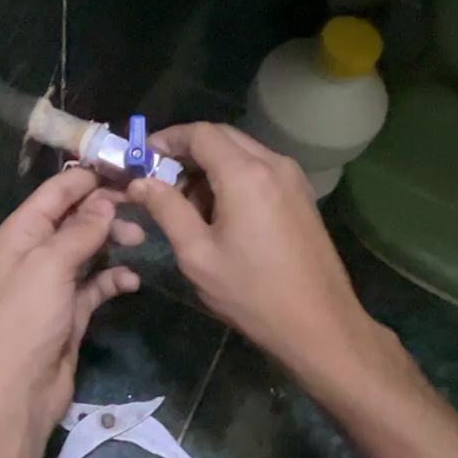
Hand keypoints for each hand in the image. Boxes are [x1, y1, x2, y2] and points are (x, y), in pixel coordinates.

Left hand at [0, 168, 143, 437]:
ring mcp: (54, 283)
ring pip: (89, 248)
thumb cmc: (25, 320)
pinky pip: (97, 284)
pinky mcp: (71, 311)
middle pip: (75, 217)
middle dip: (107, 208)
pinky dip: (114, 278)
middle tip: (143, 205)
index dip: (89, 176)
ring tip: (140, 240)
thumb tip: (105, 202)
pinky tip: (131, 282)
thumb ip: (79, 230)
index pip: (56, 191)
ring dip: (114, 241)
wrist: (17, 393)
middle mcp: (35, 252)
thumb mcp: (50, 266)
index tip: (128, 164)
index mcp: (21, 233)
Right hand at [127, 123, 402, 386]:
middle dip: (186, 152)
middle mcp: (273, 164)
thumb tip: (139, 182)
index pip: (199, 133)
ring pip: (241, 152)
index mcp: (246, 174)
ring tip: (185, 204)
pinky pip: (259, 170)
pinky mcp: (301, 196)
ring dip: (209, 166)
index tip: (141, 159)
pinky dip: (233, 178)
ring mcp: (293, 178)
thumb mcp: (197, 254)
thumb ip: (166, 209)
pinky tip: (218, 213)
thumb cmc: (251, 293)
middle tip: (158, 181)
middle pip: (222, 137)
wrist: (318, 324)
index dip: (166, 139)